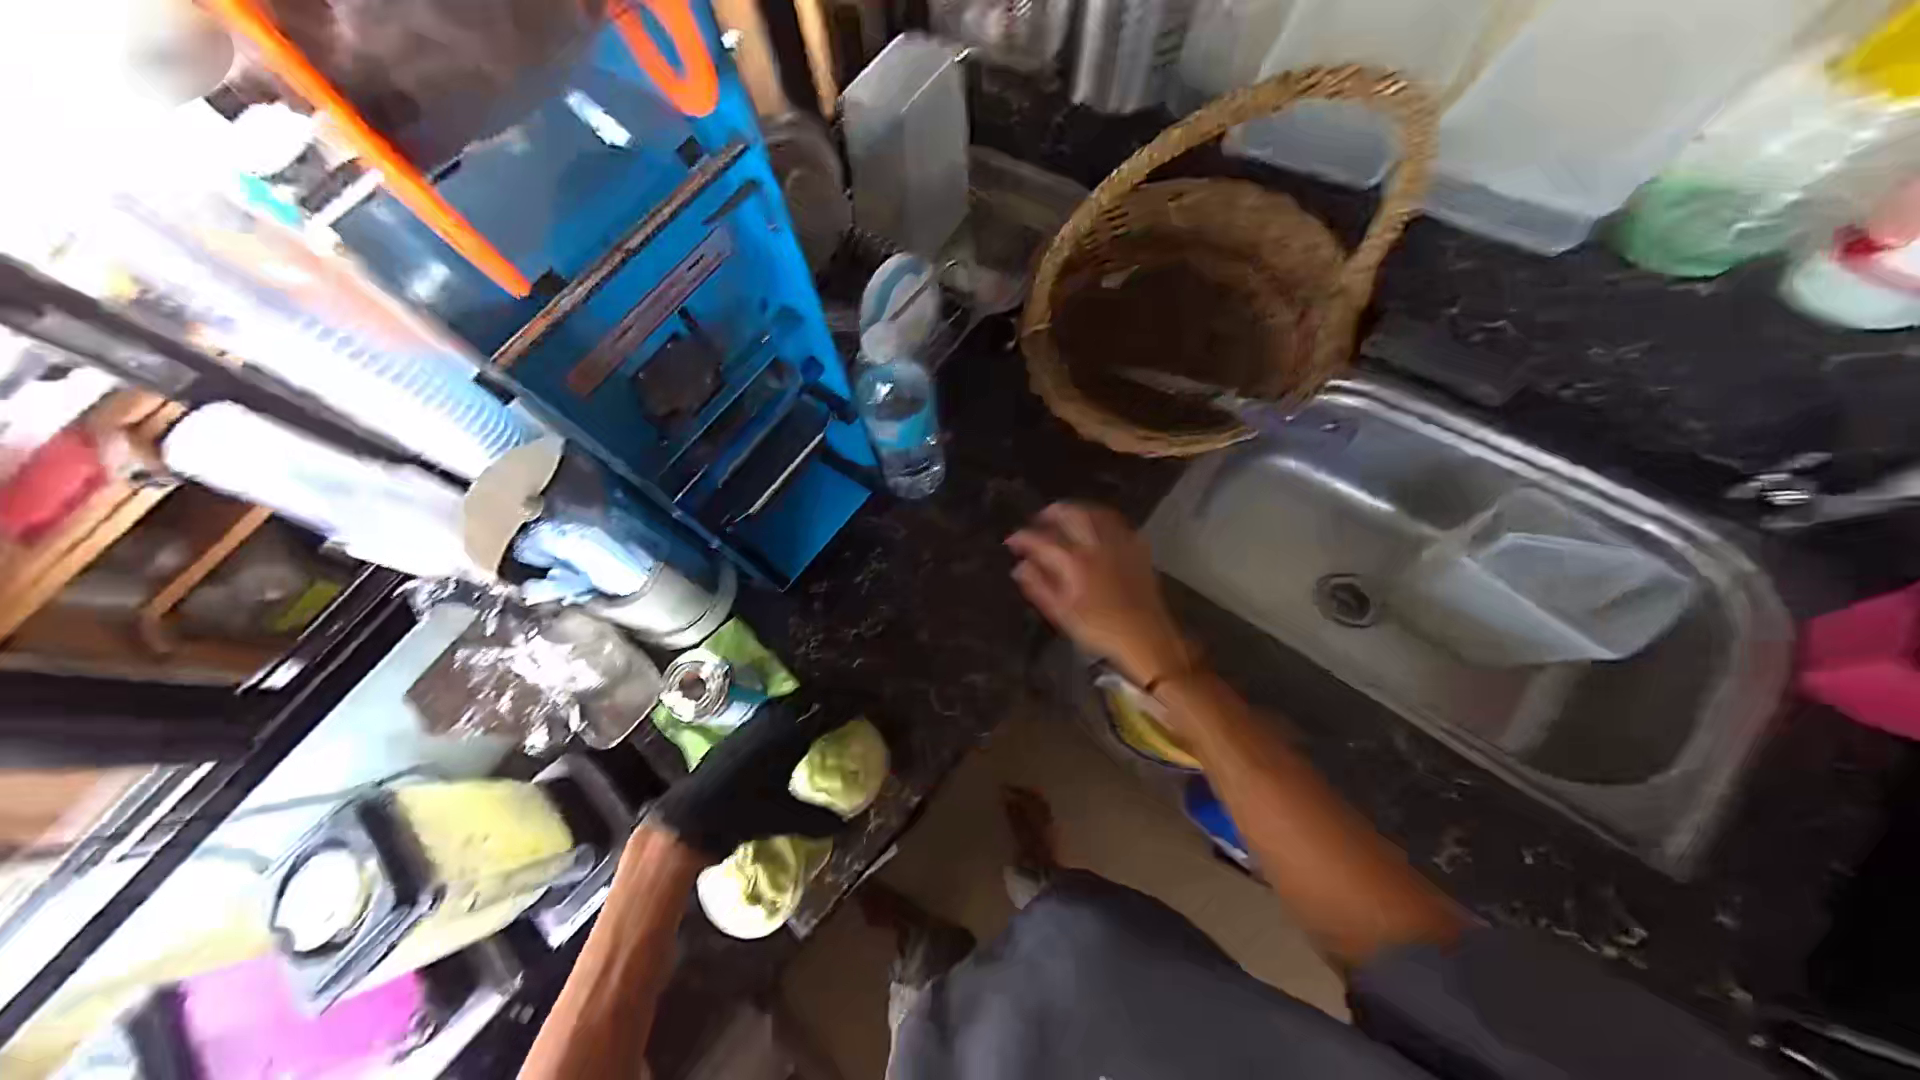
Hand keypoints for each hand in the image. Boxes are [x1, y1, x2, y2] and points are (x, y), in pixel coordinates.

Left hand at [650, 699, 844, 860]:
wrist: (692, 817)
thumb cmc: (741, 813)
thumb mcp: (785, 818)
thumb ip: (818, 819)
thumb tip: (848, 826)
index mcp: (790, 735)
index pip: (829, 711)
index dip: (850, 704)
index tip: (869, 701)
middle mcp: (773, 721)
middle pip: (810, 699)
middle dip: (832, 699)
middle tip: (851, 704)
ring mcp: (754, 724)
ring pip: (791, 705)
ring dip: (810, 705)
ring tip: (827, 714)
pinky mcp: (740, 733)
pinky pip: (775, 714)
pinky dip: (792, 716)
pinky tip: (795, 732)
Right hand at [1005, 502, 1194, 687]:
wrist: (1146, 637)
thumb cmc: (1100, 629)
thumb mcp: (1062, 613)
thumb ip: (1039, 586)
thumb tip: (1021, 567)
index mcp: (1075, 562)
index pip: (1042, 540)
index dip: (1023, 538)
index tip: (1012, 541)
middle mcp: (1097, 546)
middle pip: (1072, 515)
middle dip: (1052, 513)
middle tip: (1040, 518)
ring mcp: (1120, 544)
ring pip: (1097, 514)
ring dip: (1078, 510)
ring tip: (1067, 514)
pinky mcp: (1138, 550)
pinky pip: (1118, 523)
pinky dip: (1103, 519)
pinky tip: (1099, 526)